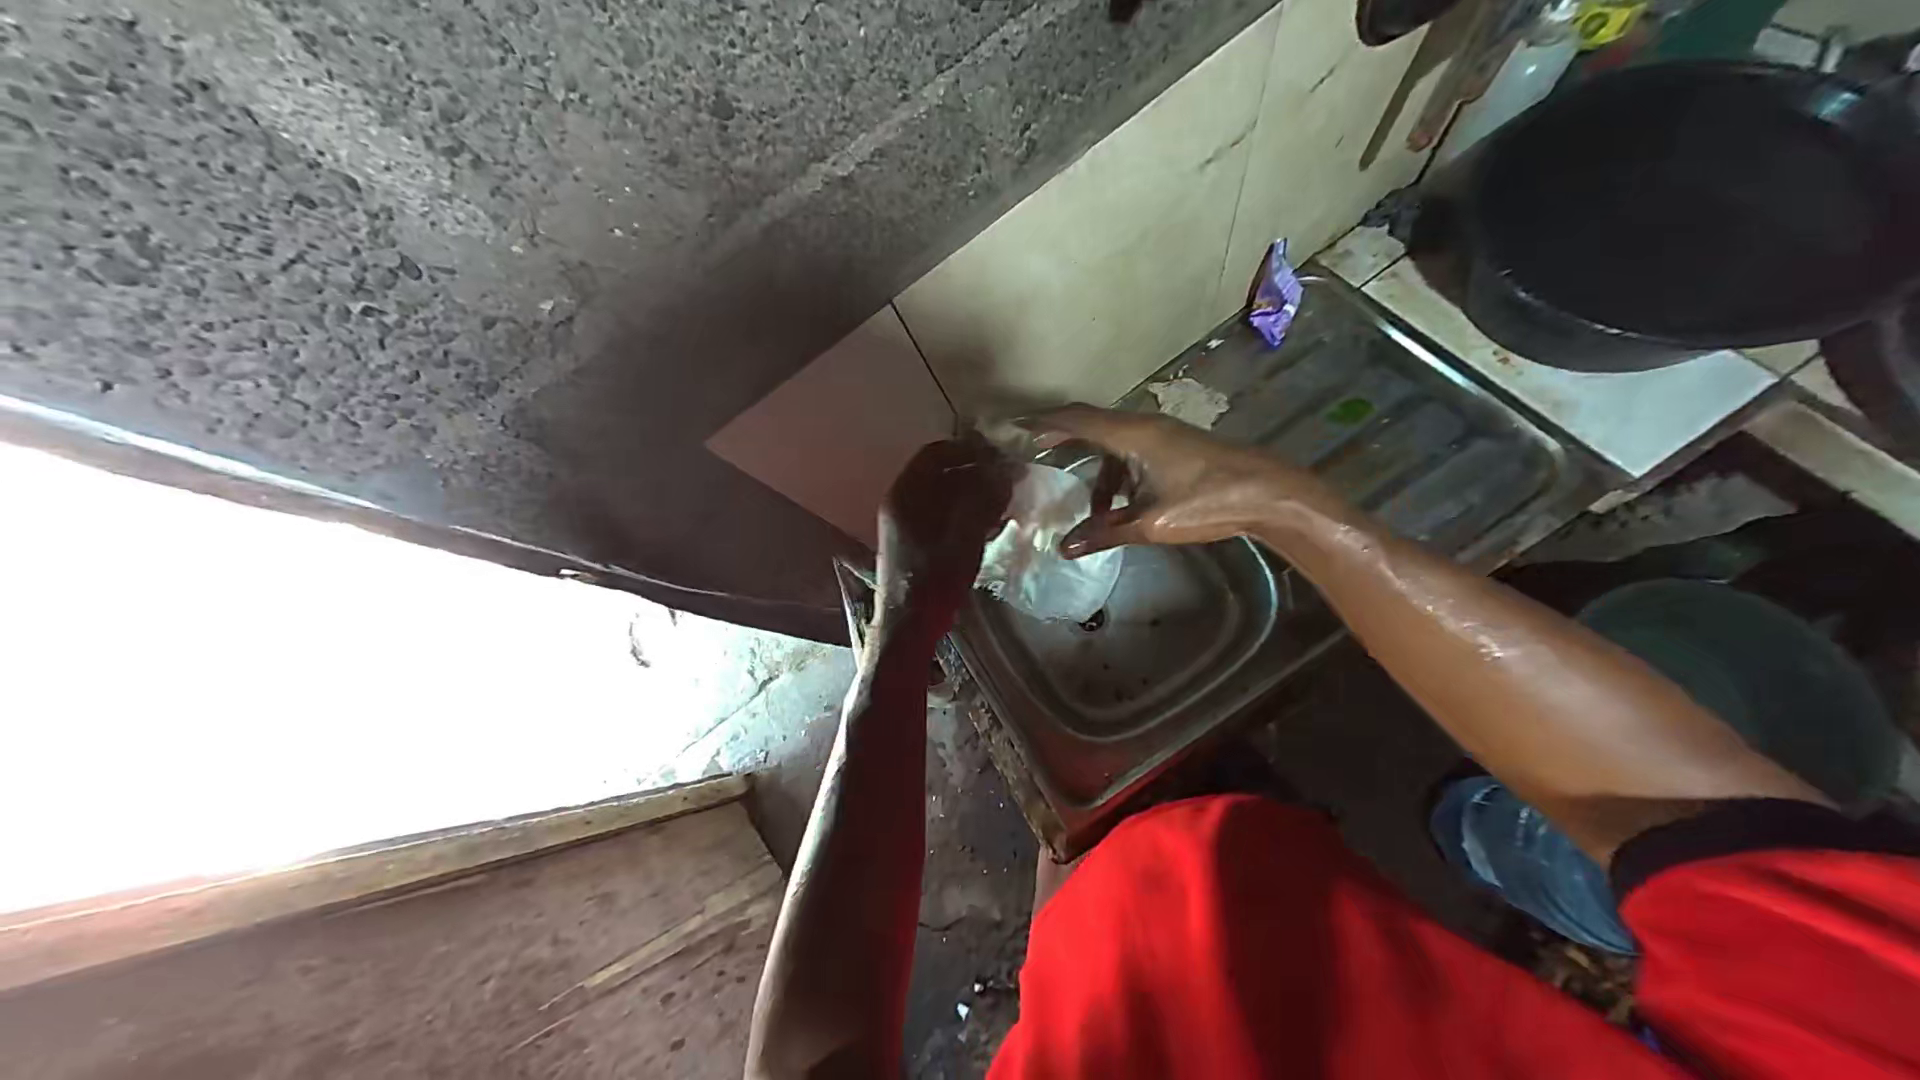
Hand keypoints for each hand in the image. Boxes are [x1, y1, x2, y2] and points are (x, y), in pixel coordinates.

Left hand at [876, 432, 1013, 622]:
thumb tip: (1007, 470)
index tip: (1001, 455)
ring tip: (1007, 499)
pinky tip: (993, 522)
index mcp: (905, 494)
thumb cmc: (932, 582)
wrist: (909, 628)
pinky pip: (945, 514)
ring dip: (976, 492)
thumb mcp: (964, 538)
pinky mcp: (917, 541)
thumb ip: (984, 501)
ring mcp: (907, 523)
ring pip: (945, 493)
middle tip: (1010, 478)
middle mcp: (902, 502)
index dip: (970, 448)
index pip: (937, 452)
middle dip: (977, 471)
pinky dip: (969, 511)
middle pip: (942, 471)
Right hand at [1021, 404, 1310, 556]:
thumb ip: (1105, 532)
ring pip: (1113, 443)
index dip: (1043, 422)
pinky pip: (1131, 452)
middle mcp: (1142, 425)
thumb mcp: (1150, 523)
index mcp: (1131, 434)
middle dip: (1061, 437)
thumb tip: (1064, 548)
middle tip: (1033, 449)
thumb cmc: (1207, 502)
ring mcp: (1161, 433)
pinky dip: (1116, 474)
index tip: (1016, 425)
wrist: (1267, 493)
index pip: (1076, 419)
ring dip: (1095, 470)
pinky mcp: (1174, 446)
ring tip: (1086, 508)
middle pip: (1091, 423)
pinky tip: (1121, 506)